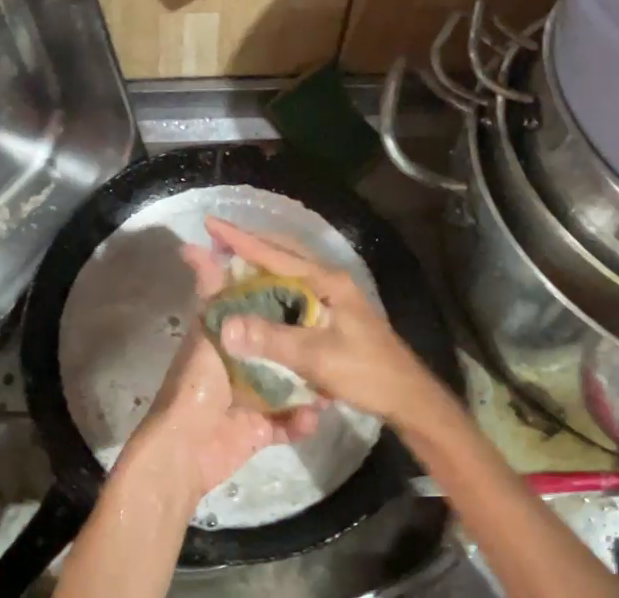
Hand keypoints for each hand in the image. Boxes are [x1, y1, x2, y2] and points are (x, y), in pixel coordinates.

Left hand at [126, 241, 319, 500]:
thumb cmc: (196, 386)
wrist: (185, 451)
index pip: (253, 313)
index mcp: (223, 340)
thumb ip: (210, 293)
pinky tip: (314, 415)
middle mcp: (237, 366)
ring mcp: (249, 401)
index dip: (277, 301)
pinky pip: (287, 423)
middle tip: (333, 338)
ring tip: (334, 382)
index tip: (307, 290)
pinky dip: (300, 421)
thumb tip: (192, 245)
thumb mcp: (207, 331)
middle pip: (275, 351)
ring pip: (287, 387)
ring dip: (308, 386)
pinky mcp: (259, 431)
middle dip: (302, 347)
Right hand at [206, 217, 438, 422]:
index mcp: (326, 281)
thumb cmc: (366, 372)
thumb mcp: (317, 357)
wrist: (407, 396)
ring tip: (229, 262)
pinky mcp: (333, 310)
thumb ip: (272, 340)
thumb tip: (226, 326)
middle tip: (215, 241)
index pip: (274, 253)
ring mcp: (333, 293)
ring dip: (259, 261)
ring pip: (288, 267)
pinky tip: (258, 295)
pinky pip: (294, 285)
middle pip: (282, 251)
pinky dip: (271, 282)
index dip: (240, 239)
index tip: (211, 223)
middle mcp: (329, 278)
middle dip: (248, 243)